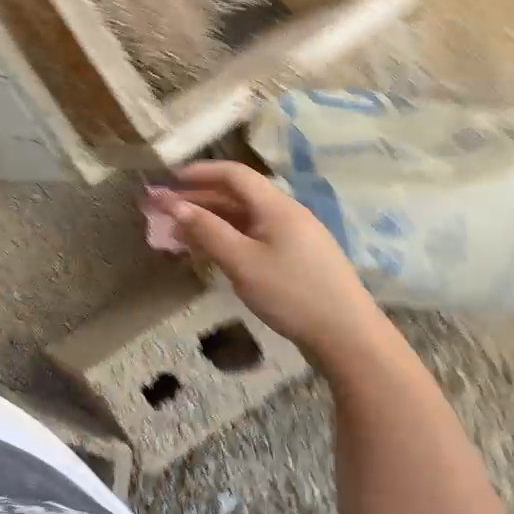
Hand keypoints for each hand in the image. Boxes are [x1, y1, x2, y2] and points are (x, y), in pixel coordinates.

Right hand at [160, 160, 384, 358]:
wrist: (351, 341)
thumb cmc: (292, 294)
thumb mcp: (241, 261)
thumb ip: (205, 229)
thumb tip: (171, 203)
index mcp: (277, 207)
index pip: (233, 174)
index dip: (197, 172)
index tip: (165, 181)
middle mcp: (287, 215)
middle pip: (236, 195)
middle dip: (196, 199)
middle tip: (161, 210)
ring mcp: (295, 238)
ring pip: (243, 217)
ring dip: (208, 220)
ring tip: (176, 234)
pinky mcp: (298, 259)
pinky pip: (254, 236)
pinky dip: (226, 237)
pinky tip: (208, 251)